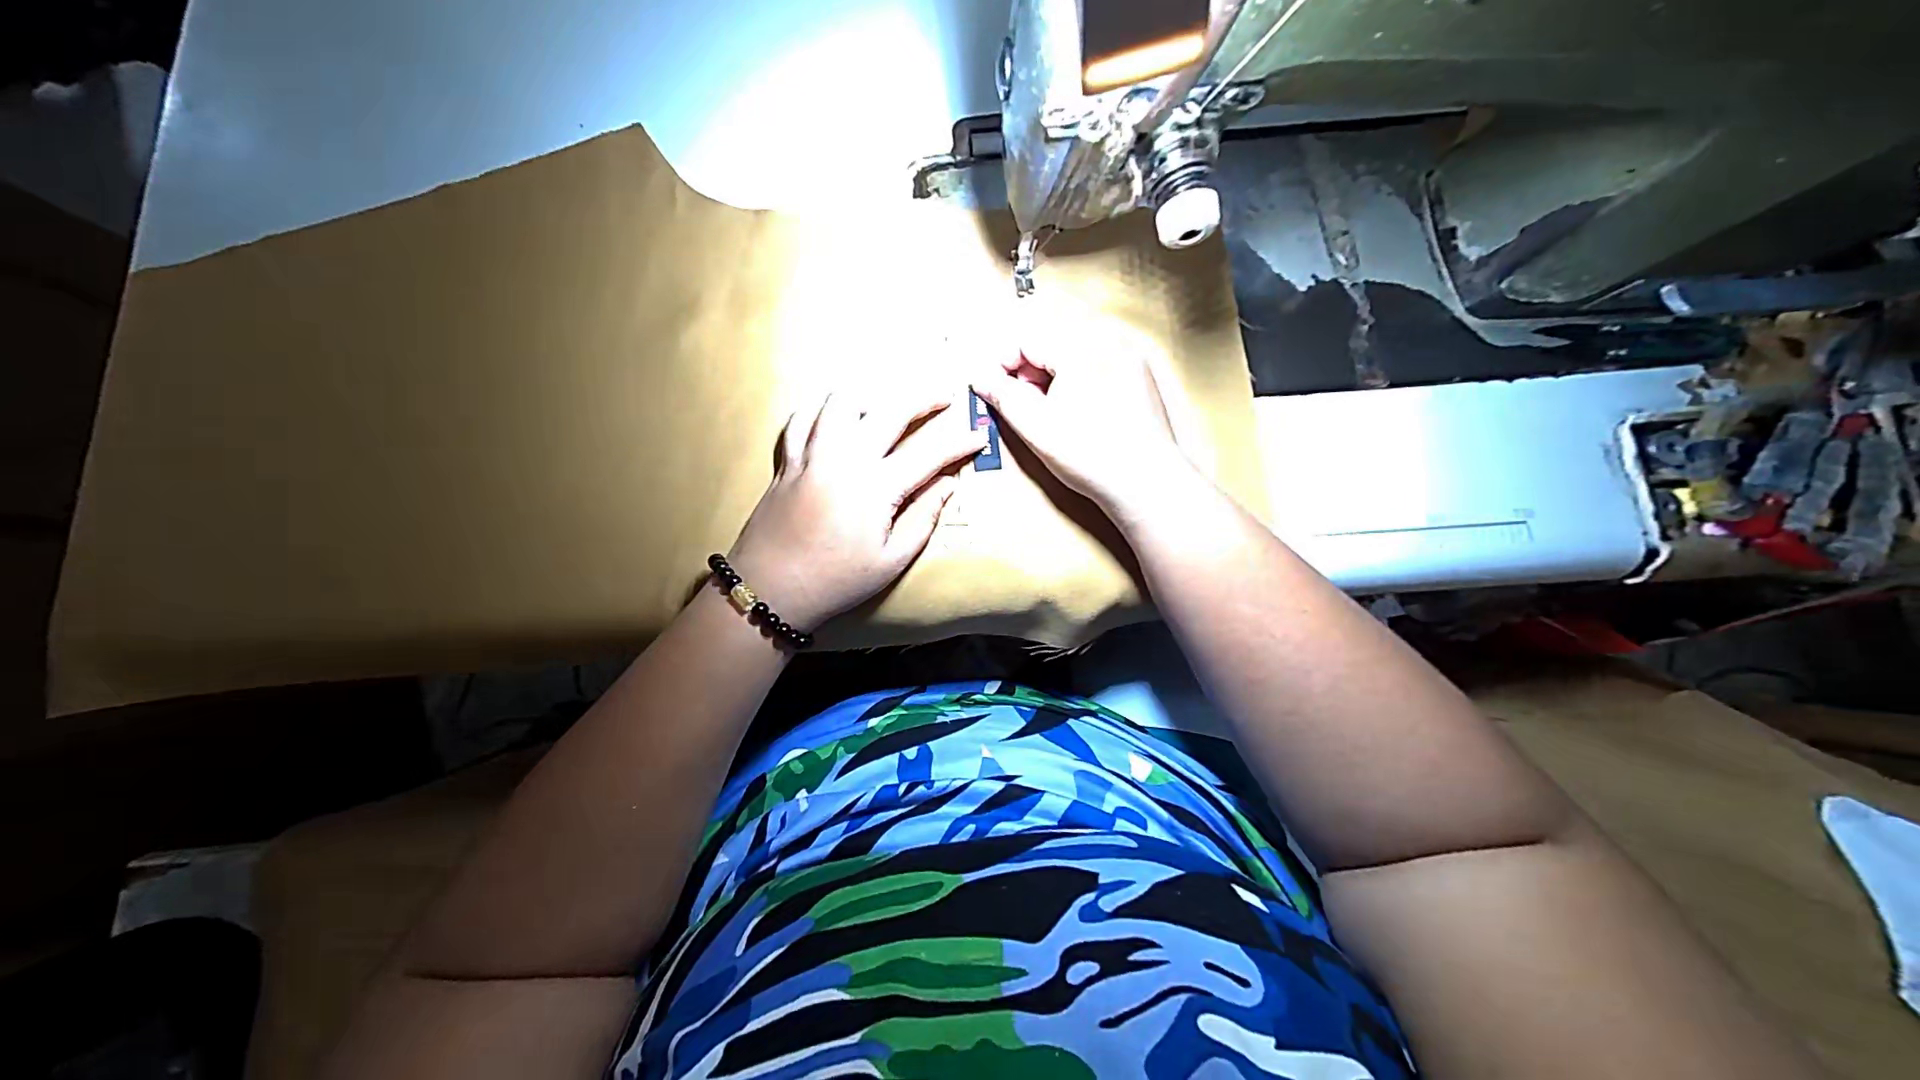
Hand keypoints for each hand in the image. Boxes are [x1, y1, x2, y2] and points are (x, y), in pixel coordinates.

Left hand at [726, 388, 988, 629]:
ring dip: (871, 395)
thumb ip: (923, 518)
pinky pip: (802, 420)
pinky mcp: (787, 461)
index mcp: (875, 488)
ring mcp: (811, 456)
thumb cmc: (836, 581)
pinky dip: (821, 411)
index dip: (958, 442)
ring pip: (840, 402)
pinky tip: (835, 419)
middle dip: (923, 397)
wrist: (770, 589)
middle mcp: (844, 460)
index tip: (978, 436)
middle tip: (944, 396)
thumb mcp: (891, 560)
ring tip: (887, 403)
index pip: (928, 453)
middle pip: (889, 410)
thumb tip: (948, 485)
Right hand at [971, 338, 1198, 523]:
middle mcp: (1109, 345)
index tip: (994, 386)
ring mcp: (1129, 360)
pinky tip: (1076, 415)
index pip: (1028, 338)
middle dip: (1029, 371)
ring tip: (1049, 413)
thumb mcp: (1035, 426)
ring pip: (1075, 355)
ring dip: (1053, 377)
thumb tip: (983, 380)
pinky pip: (1099, 367)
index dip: (1004, 363)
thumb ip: (1003, 396)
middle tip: (1021, 403)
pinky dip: (1079, 383)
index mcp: (1081, 349)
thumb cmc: (1096, 457)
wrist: (1146, 483)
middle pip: (1052, 343)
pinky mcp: (1139, 379)